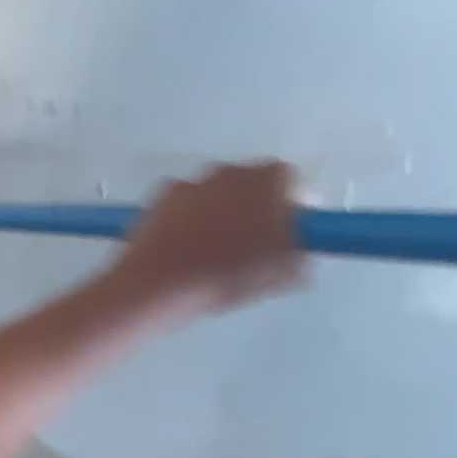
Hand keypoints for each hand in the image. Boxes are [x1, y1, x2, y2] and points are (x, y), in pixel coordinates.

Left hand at [107, 161, 307, 313]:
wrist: (155, 286)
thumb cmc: (229, 274)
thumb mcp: (288, 269)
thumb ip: (303, 249)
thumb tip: (298, 249)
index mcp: (272, 177)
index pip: (295, 186)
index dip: (293, 212)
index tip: (286, 235)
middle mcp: (230, 170)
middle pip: (251, 187)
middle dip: (254, 210)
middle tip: (247, 245)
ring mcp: (188, 183)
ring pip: (213, 196)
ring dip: (216, 214)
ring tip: (208, 250)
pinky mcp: (153, 201)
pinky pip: (179, 208)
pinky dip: (182, 221)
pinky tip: (179, 247)